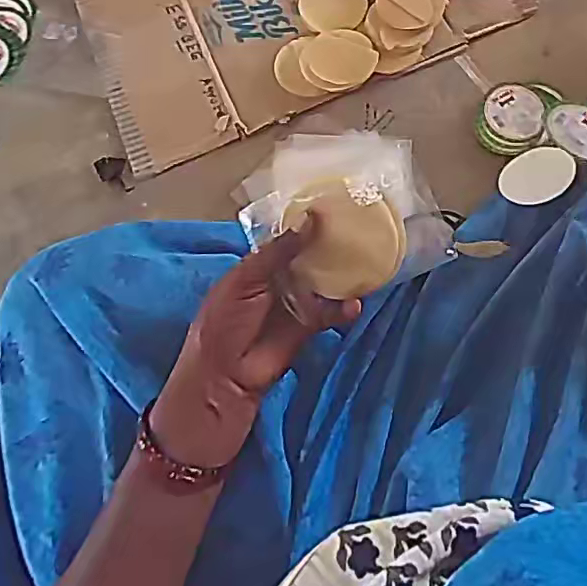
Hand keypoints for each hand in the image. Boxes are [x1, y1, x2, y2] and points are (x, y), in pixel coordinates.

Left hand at [151, 214, 359, 467]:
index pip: (286, 238)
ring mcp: (295, 303)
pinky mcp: (309, 327)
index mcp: (258, 266)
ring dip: (342, 274)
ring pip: (324, 282)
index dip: (306, 224)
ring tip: (364, 261)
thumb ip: (278, 251)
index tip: (333, 205)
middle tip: (357, 227)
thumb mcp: (245, 279)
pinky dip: (345, 309)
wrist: (222, 380)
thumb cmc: (224, 323)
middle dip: (330, 245)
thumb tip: (311, 218)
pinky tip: (355, 304)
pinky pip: (331, 312)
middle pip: (309, 258)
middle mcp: (279, 280)